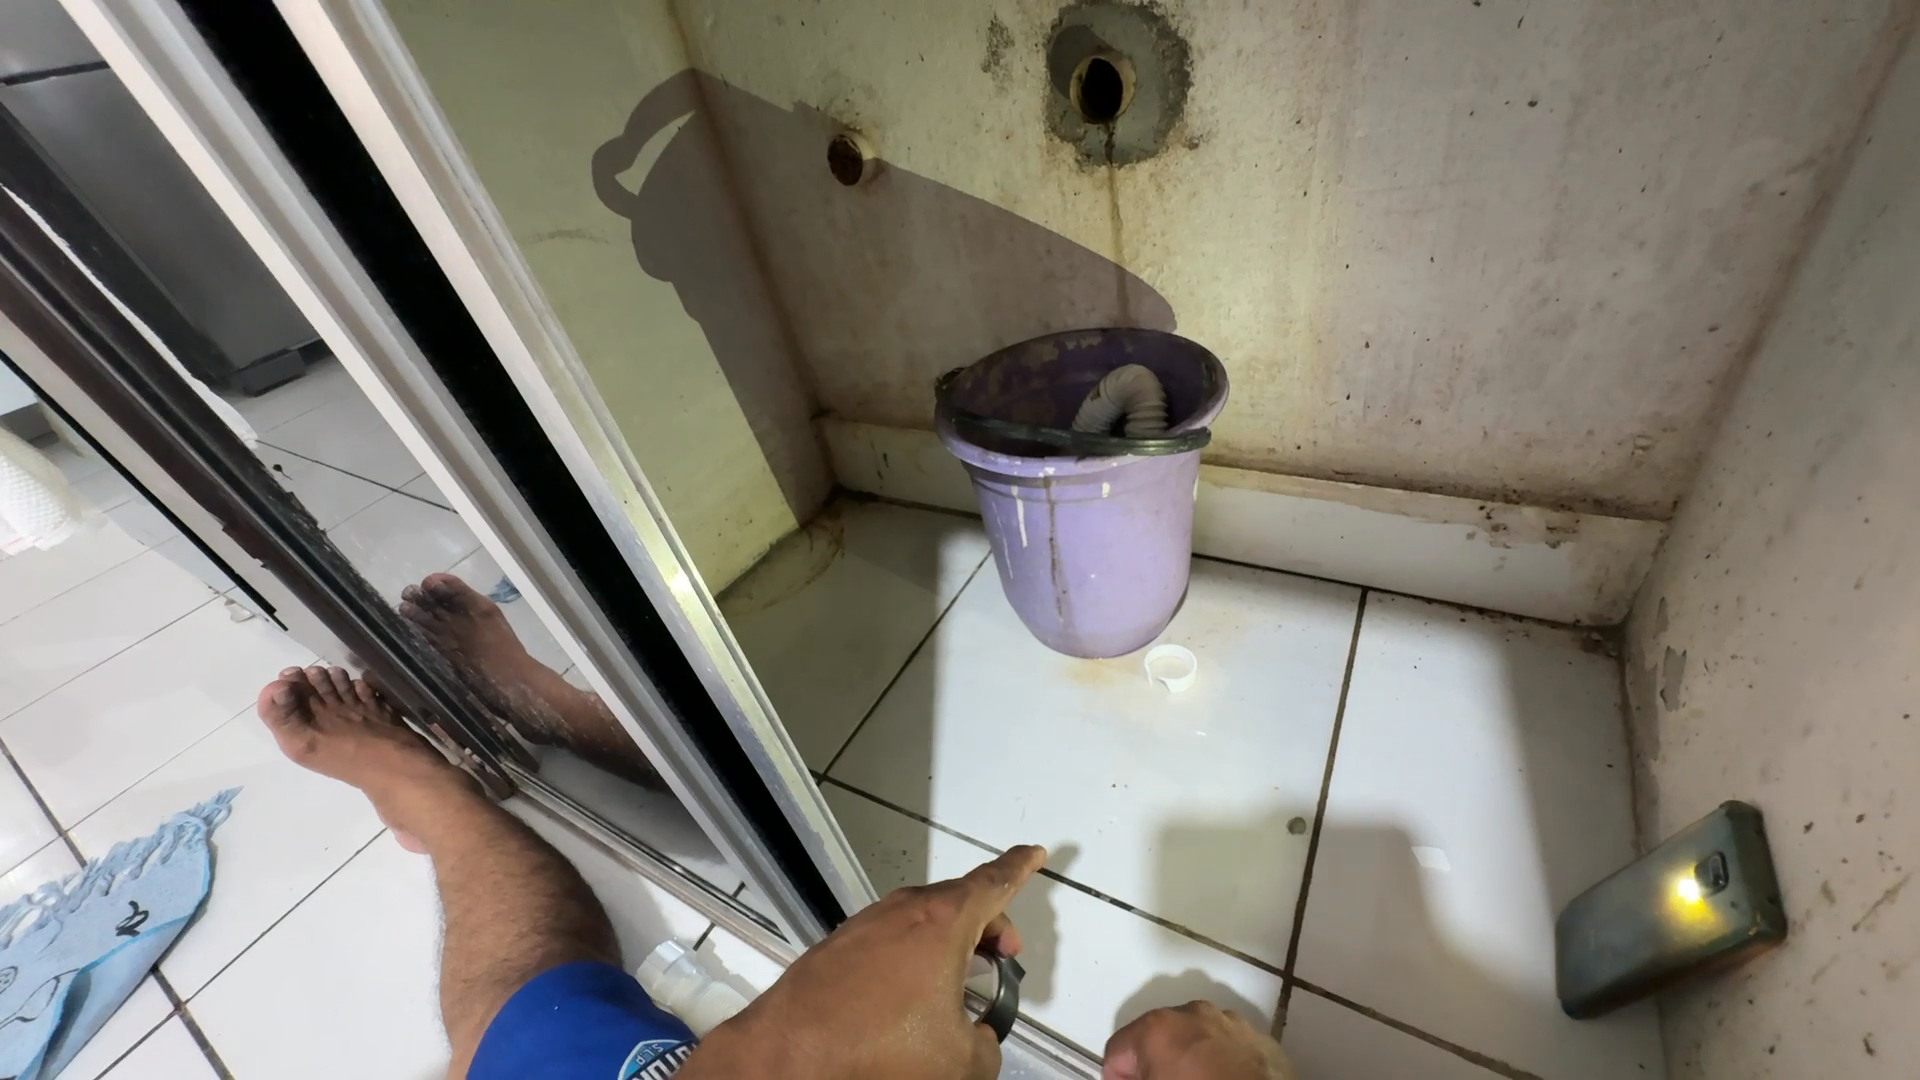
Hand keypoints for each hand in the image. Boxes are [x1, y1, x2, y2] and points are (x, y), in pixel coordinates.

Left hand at [683, 845, 1046, 1079]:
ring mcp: (871, 921)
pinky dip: (917, 952)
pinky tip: (913, 992)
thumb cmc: (880, 1047)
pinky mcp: (843, 942)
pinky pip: (895, 935)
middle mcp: (907, 908)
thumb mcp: (956, 1061)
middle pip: (962, 900)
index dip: (1020, 867)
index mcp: (944, 920)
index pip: (994, 881)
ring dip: (952, 940)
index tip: (1036, 852)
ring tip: (961, 978)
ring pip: (927, 918)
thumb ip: (985, 1048)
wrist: (790, 1053)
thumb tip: (980, 1043)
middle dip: (990, 921)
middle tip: (1005, 952)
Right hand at [1104, 1002, 1292, 1079]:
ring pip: (1195, 1039)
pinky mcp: (1261, 1040)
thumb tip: (1134, 1076)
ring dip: (1190, 1062)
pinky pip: (1230, 1048)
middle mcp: (1189, 1013)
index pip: (1116, 1053)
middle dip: (1155, 1068)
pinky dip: (1224, 1064)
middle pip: (1155, 1040)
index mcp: (1156, 1029)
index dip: (1117, 1079)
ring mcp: (1228, 1023)